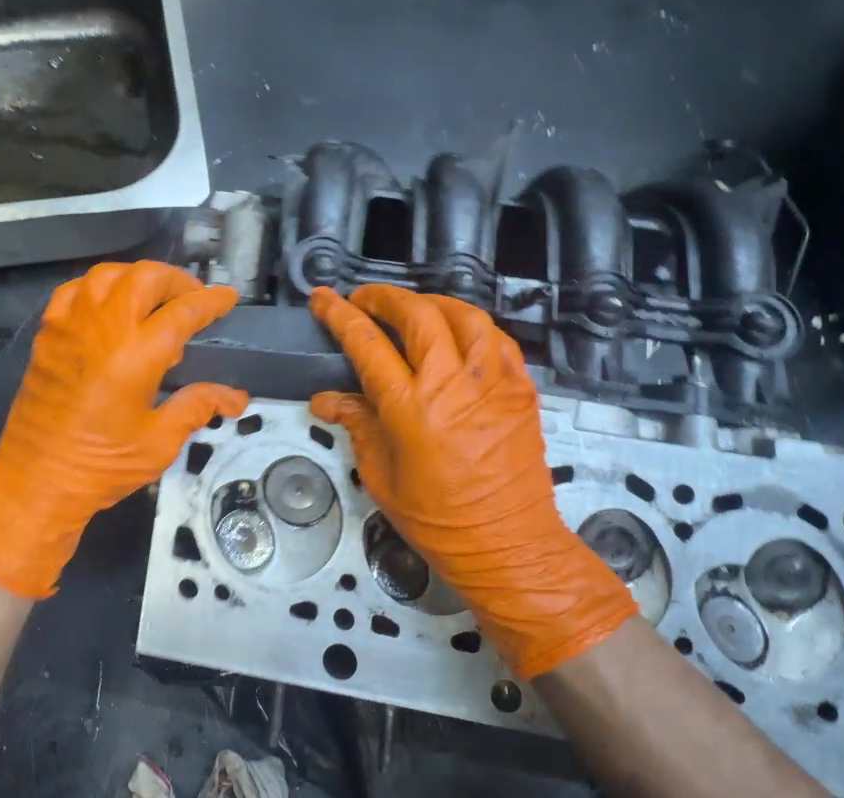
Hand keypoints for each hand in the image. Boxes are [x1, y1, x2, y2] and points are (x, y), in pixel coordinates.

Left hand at [0, 262, 247, 598]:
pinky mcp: (47, 334)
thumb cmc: (101, 465)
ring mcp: (70, 326)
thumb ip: (198, 407)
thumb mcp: (159, 442)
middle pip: (145, 277)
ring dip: (137, 276)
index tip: (227, 297)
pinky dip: (96, 287)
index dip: (210, 301)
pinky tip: (108, 304)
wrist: (36, 480)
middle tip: (193, 297)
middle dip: (176, 280)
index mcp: (136, 355)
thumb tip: (235, 397)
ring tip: (154, 296)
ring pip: (107, 274)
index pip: (182, 311)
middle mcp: (102, 328)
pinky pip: (72, 291)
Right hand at [309, 285, 634, 678]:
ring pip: (463, 315)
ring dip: (430, 303)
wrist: (508, 545)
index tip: (322, 299)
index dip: (339, 314)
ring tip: (410, 309)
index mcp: (411, 409)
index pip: (367, 343)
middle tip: (363, 300)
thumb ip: (357, 425)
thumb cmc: (438, 520)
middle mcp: (453, 386)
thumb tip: (326, 399)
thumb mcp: (381, 476)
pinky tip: (455, 332)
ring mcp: (493, 383)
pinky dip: (470, 325)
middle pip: (416, 314)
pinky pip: (497, 338)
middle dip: (383, 297)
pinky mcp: (521, 389)